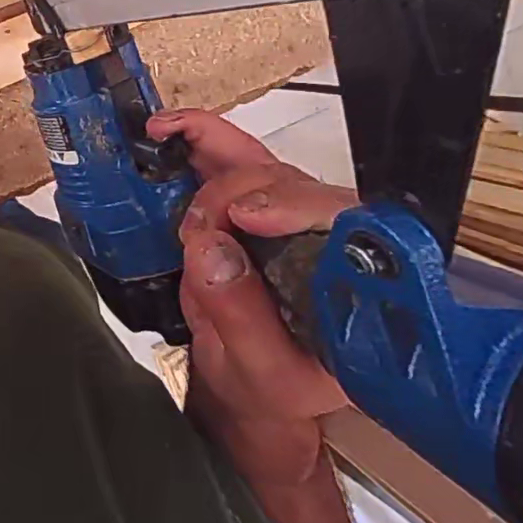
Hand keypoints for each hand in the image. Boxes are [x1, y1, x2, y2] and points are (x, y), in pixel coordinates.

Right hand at [147, 108, 356, 484]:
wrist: (249, 389)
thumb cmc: (267, 390)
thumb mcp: (260, 373)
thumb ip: (240, 318)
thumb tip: (210, 250)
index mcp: (358, 282)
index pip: (345, 221)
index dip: (296, 205)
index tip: (245, 217)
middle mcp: (332, 239)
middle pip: (295, 183)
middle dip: (233, 193)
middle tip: (193, 230)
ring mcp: (292, 216)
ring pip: (263, 162)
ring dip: (210, 147)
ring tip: (165, 142)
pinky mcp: (255, 204)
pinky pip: (233, 158)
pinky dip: (199, 139)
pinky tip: (169, 132)